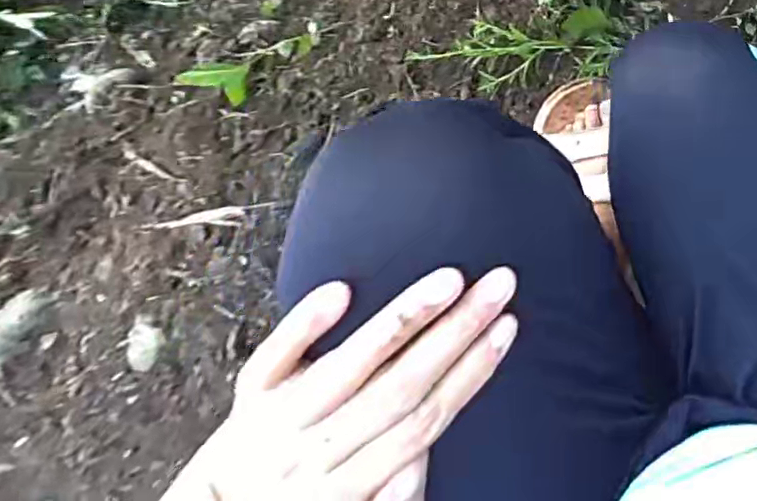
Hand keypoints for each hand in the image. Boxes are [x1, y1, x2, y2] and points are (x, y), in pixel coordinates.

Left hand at [163, 267, 518, 500]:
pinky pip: (269, 361)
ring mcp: (280, 422)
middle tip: (501, 283)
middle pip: (401, 385)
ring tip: (452, 278)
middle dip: (459, 330)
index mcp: (349, 483)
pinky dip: (303, 327)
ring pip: (352, 365)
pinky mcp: (247, 398)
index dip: (473, 371)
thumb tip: (419, 462)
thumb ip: (393, 491)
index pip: (427, 418)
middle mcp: (319, 450)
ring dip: (405, 318)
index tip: (509, 325)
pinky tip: (339, 290)